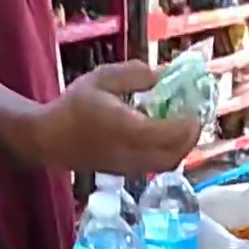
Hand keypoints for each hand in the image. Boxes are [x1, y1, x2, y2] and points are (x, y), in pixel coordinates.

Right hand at [33, 61, 200, 174]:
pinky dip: (168, 153)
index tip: (196, 109)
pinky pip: (157, 166)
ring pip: (168, 164)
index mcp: (126, 129)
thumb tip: (163, 75)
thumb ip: (135, 76)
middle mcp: (132, 154)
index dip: (188, 125)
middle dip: (189, 138)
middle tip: (193, 118)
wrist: (53, 140)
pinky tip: (164, 135)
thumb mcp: (103, 79)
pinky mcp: (128, 174)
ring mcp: (131, 168)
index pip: (169, 134)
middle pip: (174, 155)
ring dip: (180, 147)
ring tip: (181, 126)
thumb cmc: (75, 107)